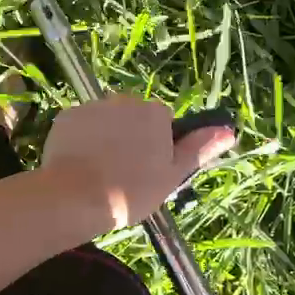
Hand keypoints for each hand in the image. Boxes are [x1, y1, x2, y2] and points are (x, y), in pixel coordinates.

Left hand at [39, 94, 236, 232]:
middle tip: (126, 171)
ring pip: (105, 119)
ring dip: (106, 136)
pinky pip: (81, 125)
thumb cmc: (132, 190)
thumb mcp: (173, 174)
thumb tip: (228, 130)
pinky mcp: (67, 115)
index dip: (158, 144)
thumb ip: (199, 148)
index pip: (161, 121)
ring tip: (101, 170)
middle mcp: (123, 99)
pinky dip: (82, 139)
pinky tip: (80, 164)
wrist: (76, 195)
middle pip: (132, 116)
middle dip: (131, 136)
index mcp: (153, 112)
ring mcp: (92, 105)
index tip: (150, 168)